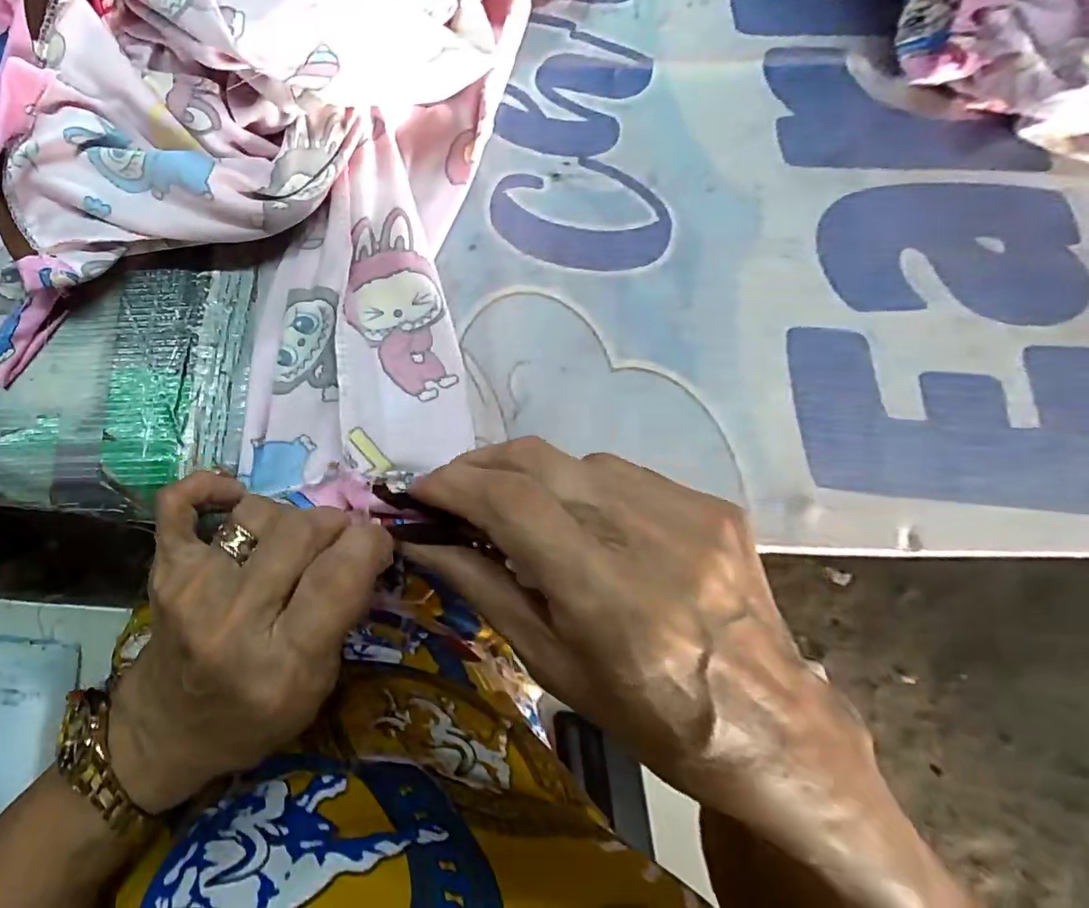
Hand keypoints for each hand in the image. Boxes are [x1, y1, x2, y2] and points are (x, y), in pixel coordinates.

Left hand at [107, 471, 395, 812]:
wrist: (173, 721)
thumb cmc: (253, 714)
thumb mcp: (315, 686)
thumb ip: (338, 617)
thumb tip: (362, 544)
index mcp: (283, 664)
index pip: (335, 579)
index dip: (366, 544)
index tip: (375, 538)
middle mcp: (234, 619)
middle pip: (297, 534)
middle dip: (331, 524)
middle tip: (337, 534)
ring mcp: (192, 588)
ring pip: (252, 513)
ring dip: (283, 515)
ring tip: (288, 536)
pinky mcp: (163, 568)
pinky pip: (177, 502)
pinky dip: (206, 486)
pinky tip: (233, 495)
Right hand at [401, 439, 972, 906]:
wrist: (774, 735)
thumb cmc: (644, 712)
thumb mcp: (546, 661)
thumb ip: (478, 586)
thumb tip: (416, 541)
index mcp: (607, 592)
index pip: (510, 500)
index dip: (451, 484)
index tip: (416, 492)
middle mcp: (651, 538)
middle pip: (534, 459)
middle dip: (474, 465)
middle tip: (446, 490)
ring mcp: (689, 515)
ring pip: (570, 457)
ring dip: (519, 471)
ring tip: (502, 502)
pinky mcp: (712, 507)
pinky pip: (614, 470)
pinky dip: (571, 481)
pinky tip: (570, 514)